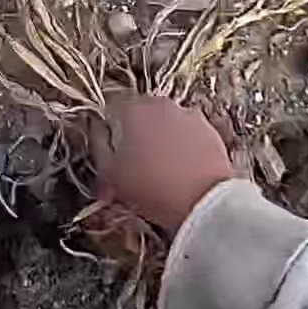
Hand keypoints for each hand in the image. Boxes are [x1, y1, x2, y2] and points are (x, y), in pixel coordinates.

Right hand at [91, 94, 234, 230]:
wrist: (206, 204)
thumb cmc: (150, 187)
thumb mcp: (108, 172)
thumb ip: (97, 144)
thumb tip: (96, 129)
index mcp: (131, 108)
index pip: (110, 110)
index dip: (107, 132)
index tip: (109, 154)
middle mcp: (160, 104)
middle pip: (139, 115)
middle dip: (134, 134)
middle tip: (133, 163)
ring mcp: (189, 116)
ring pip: (165, 124)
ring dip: (160, 139)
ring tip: (160, 169)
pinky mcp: (212, 132)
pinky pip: (188, 135)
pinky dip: (183, 147)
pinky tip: (181, 171)